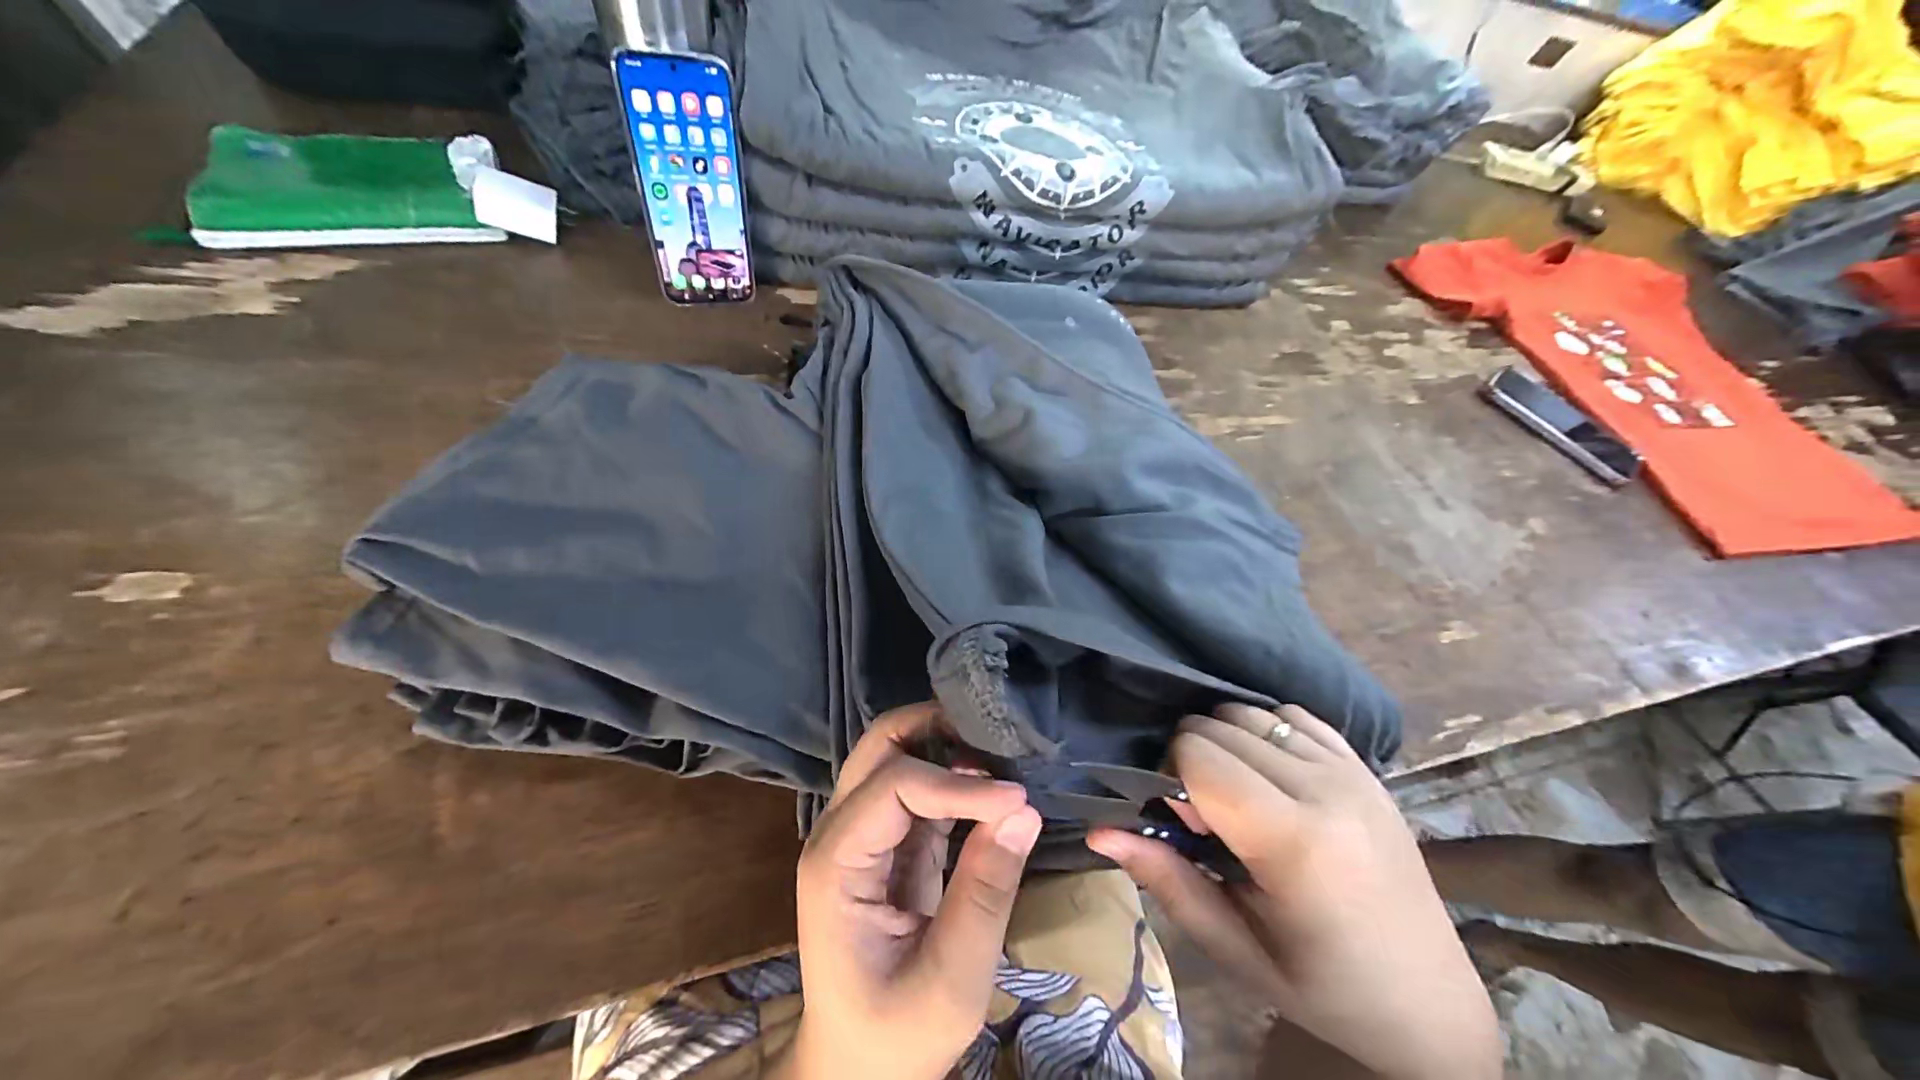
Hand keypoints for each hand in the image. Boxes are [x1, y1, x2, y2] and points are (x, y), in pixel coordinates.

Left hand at [782, 702, 1042, 1079]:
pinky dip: (955, 779)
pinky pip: (918, 790)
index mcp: (837, 863)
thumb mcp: (953, 977)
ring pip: (896, 757)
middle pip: (880, 747)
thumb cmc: (898, 1033)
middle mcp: (839, 834)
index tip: (1017, 801)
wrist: (860, 1067)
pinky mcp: (888, 844)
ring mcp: (861, 835)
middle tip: (997, 741)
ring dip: (946, 746)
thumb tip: (1025, 811)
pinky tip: (992, 788)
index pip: (894, 787)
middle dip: (936, 730)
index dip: (958, 785)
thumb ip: (986, 890)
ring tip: (1001, 759)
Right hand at [1087, 705, 1499, 1079]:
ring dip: (1225, 742)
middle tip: (1206, 820)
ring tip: (1238, 797)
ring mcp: (1354, 772)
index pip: (1198, 754)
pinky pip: (1295, 715)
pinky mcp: (1368, 768)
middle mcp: (1326, 789)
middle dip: (1191, 758)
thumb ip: (1167, 881)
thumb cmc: (1322, 988)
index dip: (1171, 776)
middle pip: (1218, 725)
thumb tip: (1099, 832)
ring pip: (1252, 712)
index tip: (1184, 824)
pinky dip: (1266, 731)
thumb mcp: (1235, 950)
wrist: (1431, 1003)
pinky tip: (1270, 776)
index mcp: (1293, 841)